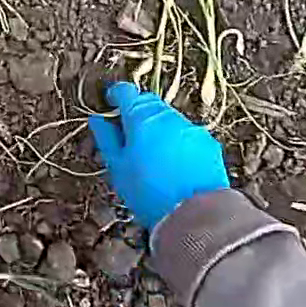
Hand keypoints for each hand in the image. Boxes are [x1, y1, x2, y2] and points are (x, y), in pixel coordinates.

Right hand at [89, 82, 229, 228]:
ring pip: (169, 118)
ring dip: (158, 129)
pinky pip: (187, 134)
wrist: (194, 214)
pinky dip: (178, 142)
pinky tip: (175, 165)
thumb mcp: (118, 168)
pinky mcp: (207, 141)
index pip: (126, 91)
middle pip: (149, 103)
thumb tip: (98, 120)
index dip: (117, 95)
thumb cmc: (149, 193)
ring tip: (153, 158)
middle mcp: (167, 116)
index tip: (112, 104)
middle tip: (130, 137)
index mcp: (141, 117)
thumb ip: (107, 139)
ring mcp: (190, 127)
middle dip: (138, 114)